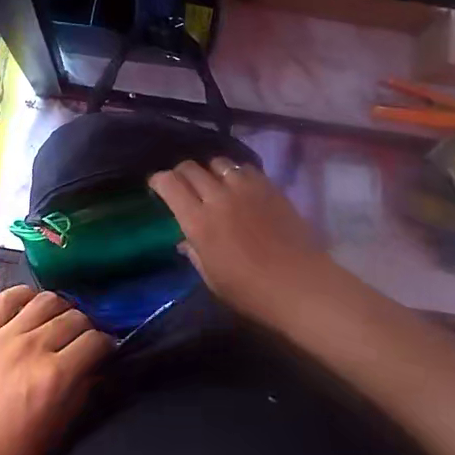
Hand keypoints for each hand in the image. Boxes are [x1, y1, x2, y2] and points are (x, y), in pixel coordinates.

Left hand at [0, 288, 112, 454]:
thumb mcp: (61, 430)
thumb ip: (84, 390)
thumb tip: (98, 365)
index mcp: (56, 377)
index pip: (96, 340)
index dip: (106, 346)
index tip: (104, 353)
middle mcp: (33, 349)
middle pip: (75, 317)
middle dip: (86, 329)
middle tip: (82, 344)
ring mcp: (4, 338)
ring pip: (48, 300)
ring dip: (61, 310)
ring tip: (58, 326)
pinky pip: (8, 298)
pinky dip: (25, 296)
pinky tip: (31, 310)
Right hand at [149, 158, 341, 326]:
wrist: (298, 282)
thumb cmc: (250, 291)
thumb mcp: (212, 278)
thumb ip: (195, 253)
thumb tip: (185, 239)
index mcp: (199, 223)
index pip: (170, 184)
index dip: (159, 180)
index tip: (157, 185)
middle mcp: (219, 198)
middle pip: (191, 169)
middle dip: (181, 173)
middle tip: (183, 185)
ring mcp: (246, 188)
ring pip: (219, 163)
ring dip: (210, 172)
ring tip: (214, 184)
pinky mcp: (268, 186)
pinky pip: (245, 168)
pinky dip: (236, 173)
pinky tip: (239, 186)